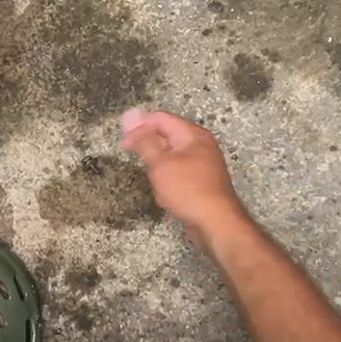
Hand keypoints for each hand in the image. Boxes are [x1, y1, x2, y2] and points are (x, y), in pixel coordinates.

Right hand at [119, 109, 249, 243]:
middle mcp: (200, 144)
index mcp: (192, 135)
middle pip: (166, 135)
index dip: (139, 126)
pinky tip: (166, 194)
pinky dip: (167, 178)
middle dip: (148, 148)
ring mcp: (202, 162)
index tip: (124, 141)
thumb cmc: (188, 189)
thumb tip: (131, 117)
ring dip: (157, 166)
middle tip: (135, 159)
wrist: (216, 223)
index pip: (160, 119)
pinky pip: (177, 171)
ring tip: (156, 182)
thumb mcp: (160, 163)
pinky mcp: (200, 179)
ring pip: (169, 155)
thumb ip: (144, 140)